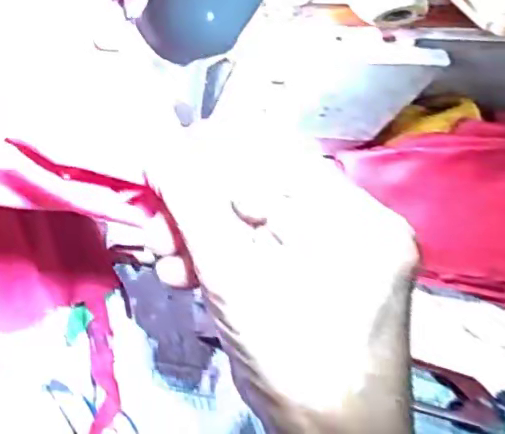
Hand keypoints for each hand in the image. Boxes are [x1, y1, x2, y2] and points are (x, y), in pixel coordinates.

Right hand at [152, 126, 419, 431]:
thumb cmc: (294, 360)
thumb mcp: (229, 272)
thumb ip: (185, 197)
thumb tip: (152, 143)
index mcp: (352, 216)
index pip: (265, 148)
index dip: (204, 154)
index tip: (160, 174)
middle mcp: (350, 222)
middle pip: (247, 179)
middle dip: (190, 202)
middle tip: (156, 224)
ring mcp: (332, 248)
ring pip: (239, 209)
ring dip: (191, 228)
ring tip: (164, 256)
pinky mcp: (310, 270)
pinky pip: (248, 238)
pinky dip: (211, 250)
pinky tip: (184, 272)